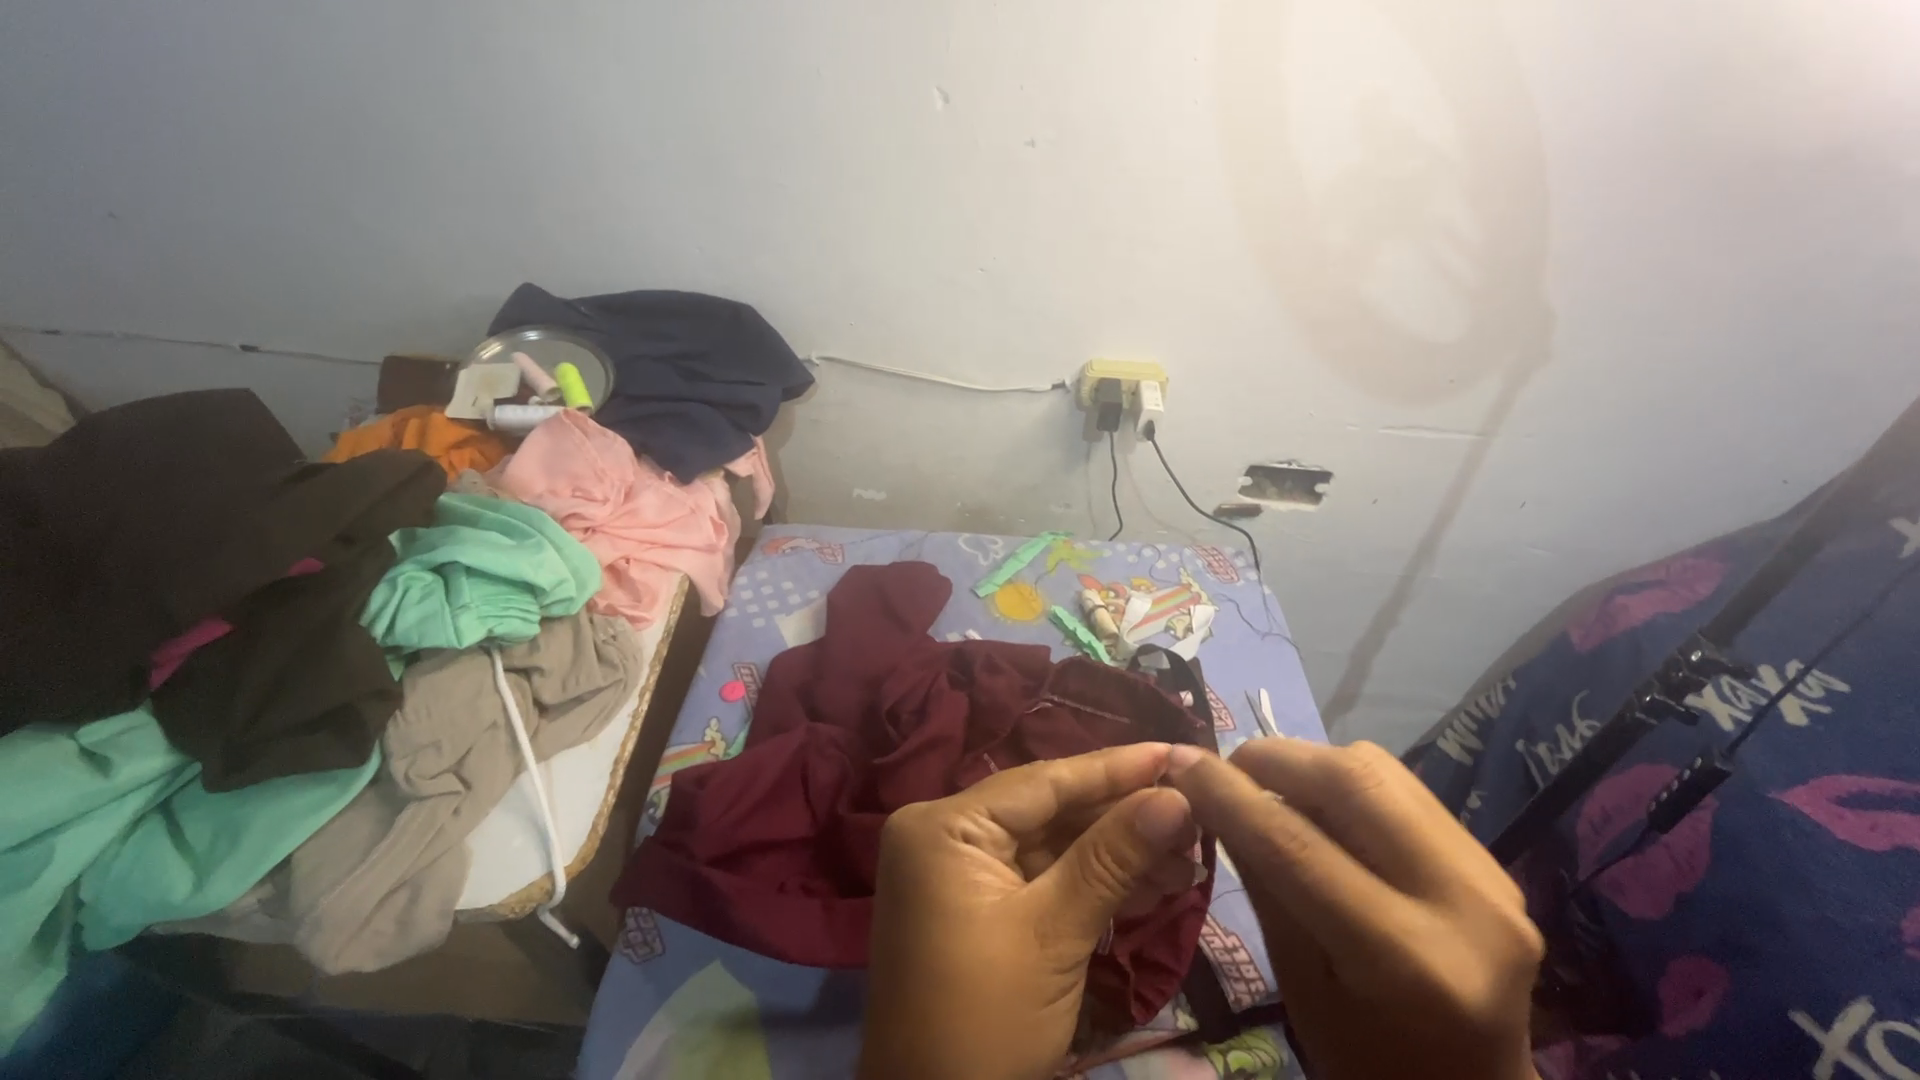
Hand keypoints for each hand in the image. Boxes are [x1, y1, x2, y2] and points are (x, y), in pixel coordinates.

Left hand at [858, 743, 1201, 1079]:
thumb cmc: (986, 1020)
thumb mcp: (1054, 933)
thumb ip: (1112, 857)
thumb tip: (1176, 796)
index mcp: (944, 825)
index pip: (1042, 781)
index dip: (1114, 767)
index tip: (1176, 752)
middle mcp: (943, 833)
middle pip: (1048, 810)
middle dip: (1121, 815)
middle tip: (1193, 808)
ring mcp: (957, 870)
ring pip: (1050, 844)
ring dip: (1115, 852)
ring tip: (1188, 853)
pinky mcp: (975, 904)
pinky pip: (1039, 877)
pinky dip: (1090, 882)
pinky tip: (1152, 883)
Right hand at [1166, 739, 1541, 1079]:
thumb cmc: (1365, 1059)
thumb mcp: (1298, 983)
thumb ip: (1262, 881)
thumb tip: (1211, 795)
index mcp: (1408, 960)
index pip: (1296, 846)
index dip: (1228, 794)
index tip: (1179, 760)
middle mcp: (1466, 903)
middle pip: (1352, 781)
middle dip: (1273, 759)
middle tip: (1225, 769)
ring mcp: (1491, 875)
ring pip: (1380, 770)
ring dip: (1309, 763)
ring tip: (1270, 789)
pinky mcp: (1492, 860)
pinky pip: (1403, 788)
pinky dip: (1345, 782)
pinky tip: (1319, 809)